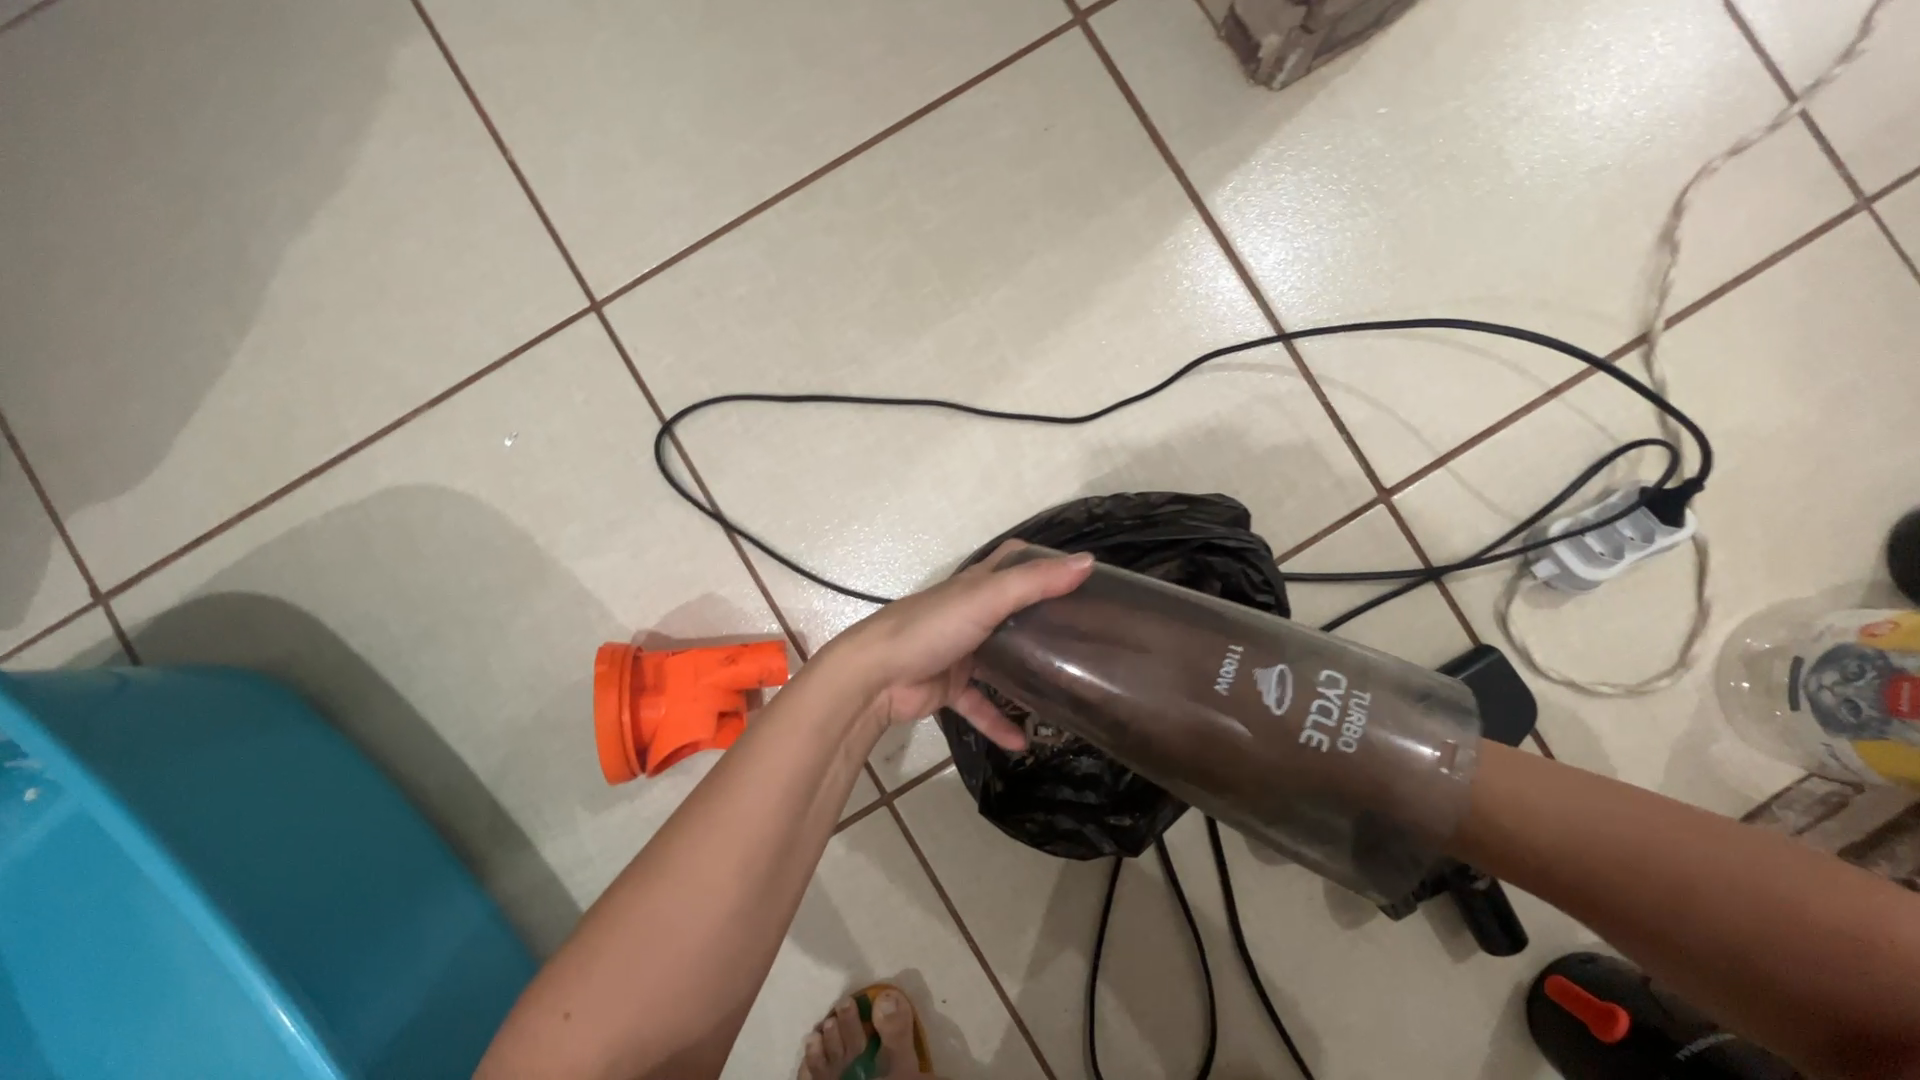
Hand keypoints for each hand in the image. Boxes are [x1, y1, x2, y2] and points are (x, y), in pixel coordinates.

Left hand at [823, 541, 1094, 750]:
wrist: (872, 677)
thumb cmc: (929, 628)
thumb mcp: (985, 599)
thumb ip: (1035, 583)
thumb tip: (1089, 563)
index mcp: (975, 586)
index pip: (1012, 561)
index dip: (1043, 562)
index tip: (1082, 576)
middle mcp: (970, 614)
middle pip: (1013, 611)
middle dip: (1045, 619)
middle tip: (1088, 633)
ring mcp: (960, 652)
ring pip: (1001, 661)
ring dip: (1027, 673)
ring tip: (1068, 686)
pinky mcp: (949, 688)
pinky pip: (980, 706)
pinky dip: (998, 722)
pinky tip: (1022, 742)